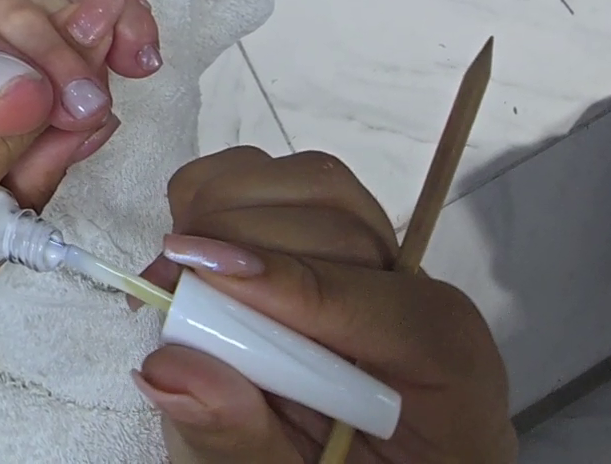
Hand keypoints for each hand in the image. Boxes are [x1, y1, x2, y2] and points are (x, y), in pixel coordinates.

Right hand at [132, 148, 514, 462]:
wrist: (305, 453)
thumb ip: (234, 437)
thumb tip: (164, 370)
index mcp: (447, 389)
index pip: (399, 312)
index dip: (296, 282)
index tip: (195, 270)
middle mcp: (416, 304)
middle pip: (347, 227)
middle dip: (237, 241)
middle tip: (167, 285)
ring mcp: (369, 257)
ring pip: (310, 183)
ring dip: (222, 208)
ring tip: (178, 265)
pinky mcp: (315, 229)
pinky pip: (271, 175)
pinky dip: (213, 191)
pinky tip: (189, 245)